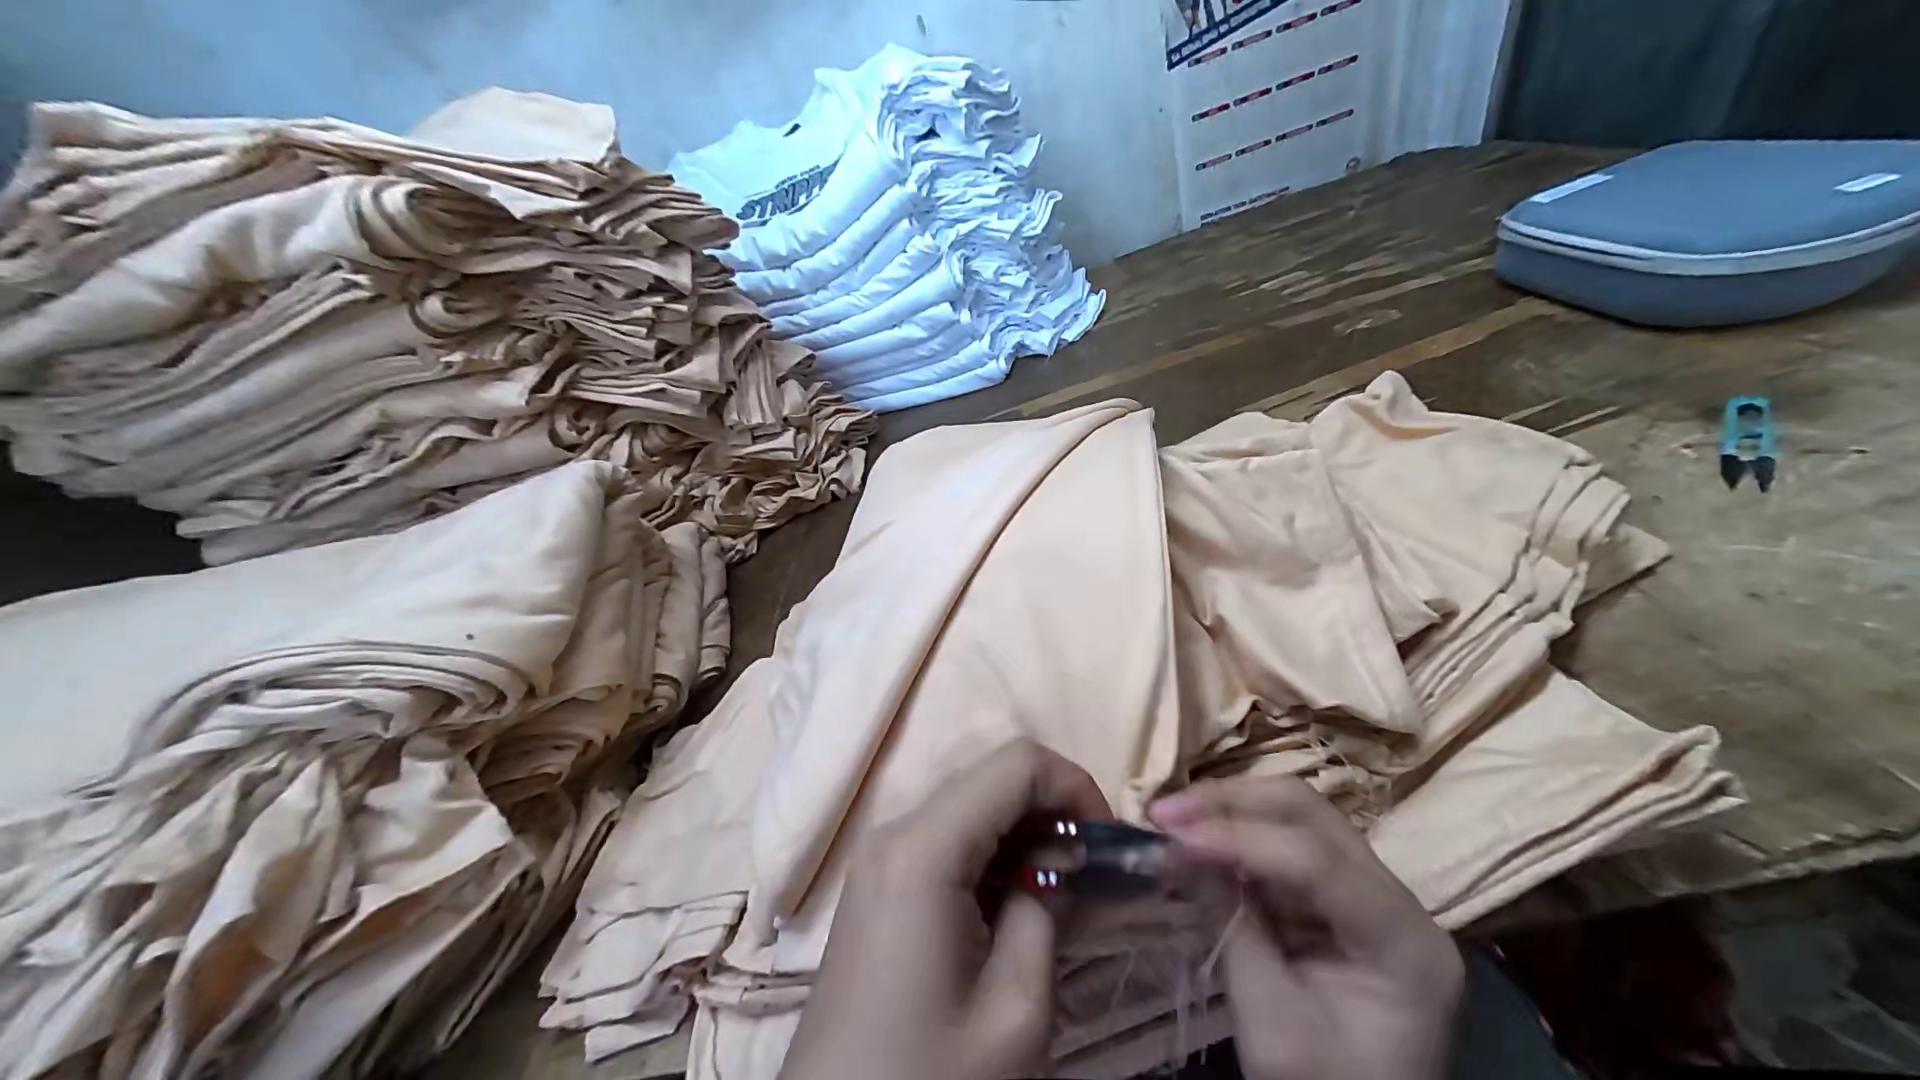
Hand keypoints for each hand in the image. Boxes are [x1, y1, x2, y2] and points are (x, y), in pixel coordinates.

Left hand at [779, 740, 1110, 1079]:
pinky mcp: (881, 880)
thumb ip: (1045, 906)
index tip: (1106, 845)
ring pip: (973, 805)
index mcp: (923, 847)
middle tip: (1089, 874)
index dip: (1074, 786)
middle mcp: (895, 831)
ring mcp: (881, 854)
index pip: (1016, 763)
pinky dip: (994, 853)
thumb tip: (1061, 854)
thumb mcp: (1015, 1007)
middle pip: (992, 778)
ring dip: (1026, 833)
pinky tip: (1014, 904)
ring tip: (1058, 894)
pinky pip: (949, 838)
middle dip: (1052, 810)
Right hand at [1150, 775, 1463, 1079]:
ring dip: (1227, 811)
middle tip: (1167, 812)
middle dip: (1232, 802)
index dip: (1239, 838)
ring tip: (1171, 819)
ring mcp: (1369, 892)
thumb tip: (1179, 849)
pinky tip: (1195, 841)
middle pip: (1311, 814)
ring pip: (1295, 816)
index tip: (1172, 836)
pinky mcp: (1337, 896)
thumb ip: (1230, 926)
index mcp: (1403, 943)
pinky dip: (1233, 836)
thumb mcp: (1271, 1023)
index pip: (1316, 861)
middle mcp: (1397, 900)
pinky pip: (1282, 843)